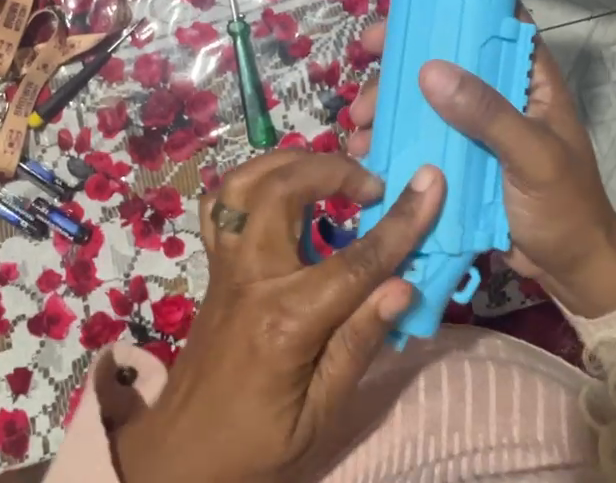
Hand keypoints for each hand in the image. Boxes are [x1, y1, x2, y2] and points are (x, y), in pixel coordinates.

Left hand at [113, 151, 445, 482]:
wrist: (183, 453)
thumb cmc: (259, 443)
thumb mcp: (321, 415)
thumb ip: (359, 344)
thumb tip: (405, 286)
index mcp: (286, 321)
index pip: (356, 261)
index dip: (401, 221)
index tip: (431, 181)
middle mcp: (251, 277)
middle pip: (285, 192)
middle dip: (334, 171)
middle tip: (372, 186)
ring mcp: (225, 266)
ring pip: (244, 183)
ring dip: (290, 163)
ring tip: (329, 173)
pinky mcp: (214, 265)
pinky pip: (220, 204)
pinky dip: (251, 181)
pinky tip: (281, 189)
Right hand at [348, 22, 615, 317]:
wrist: (570, 273)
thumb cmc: (565, 207)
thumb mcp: (532, 156)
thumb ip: (487, 114)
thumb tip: (429, 69)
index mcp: (529, 79)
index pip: (495, 21)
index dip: (454, 4)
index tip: (408, 5)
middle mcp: (498, 94)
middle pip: (445, 56)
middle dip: (402, 56)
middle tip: (365, 53)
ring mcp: (474, 127)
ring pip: (423, 98)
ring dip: (388, 102)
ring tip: (362, 122)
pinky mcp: (456, 159)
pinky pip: (417, 138)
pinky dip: (390, 138)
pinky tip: (366, 150)